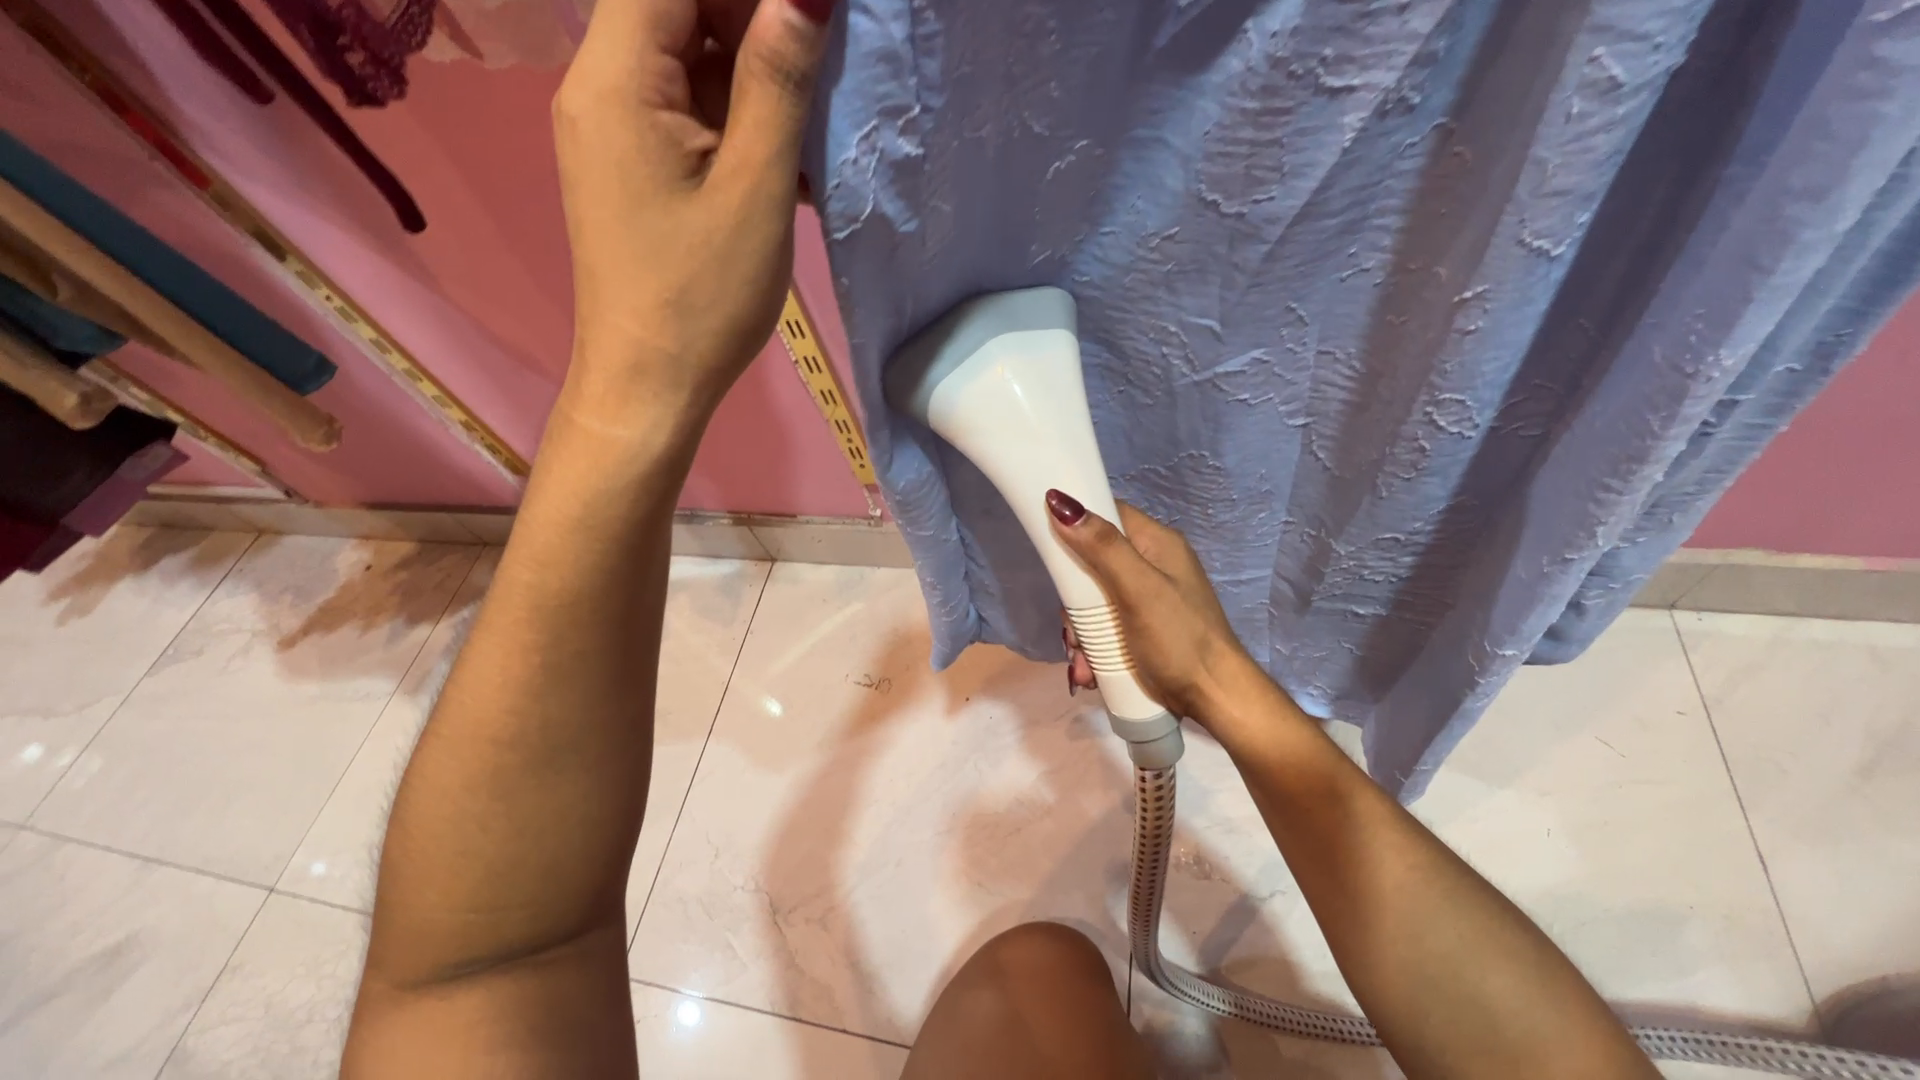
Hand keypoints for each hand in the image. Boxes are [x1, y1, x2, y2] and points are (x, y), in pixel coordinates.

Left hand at [551, 0, 832, 431]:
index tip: (809, 19)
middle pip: (678, 7)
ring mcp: (618, 126)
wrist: (652, 384)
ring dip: (758, 73)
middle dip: (756, 21)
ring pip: (691, 56)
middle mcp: (601, 85)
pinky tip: (791, 153)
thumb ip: (777, 80)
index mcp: (616, 79)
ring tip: (817, 109)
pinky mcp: (637, 161)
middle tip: (825, 59)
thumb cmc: (703, 296)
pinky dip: (742, 116)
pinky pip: (691, 107)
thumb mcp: (754, 187)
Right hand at [1048, 494, 1262, 726]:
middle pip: (1092, 563)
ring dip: (1080, 633)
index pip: (1108, 514)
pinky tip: (1089, 671)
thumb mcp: (1138, 590)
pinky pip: (1104, 628)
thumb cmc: (1179, 639)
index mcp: (1157, 543)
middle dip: (1074, 602)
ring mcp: (1146, 599)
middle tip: (1071, 632)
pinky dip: (1093, 648)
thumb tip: (1060, 500)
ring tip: (1081, 661)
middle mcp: (1151, 565)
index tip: (1049, 549)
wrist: (1214, 699)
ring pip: (1093, 601)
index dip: (1076, 524)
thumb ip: (1102, 547)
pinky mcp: (1141, 629)